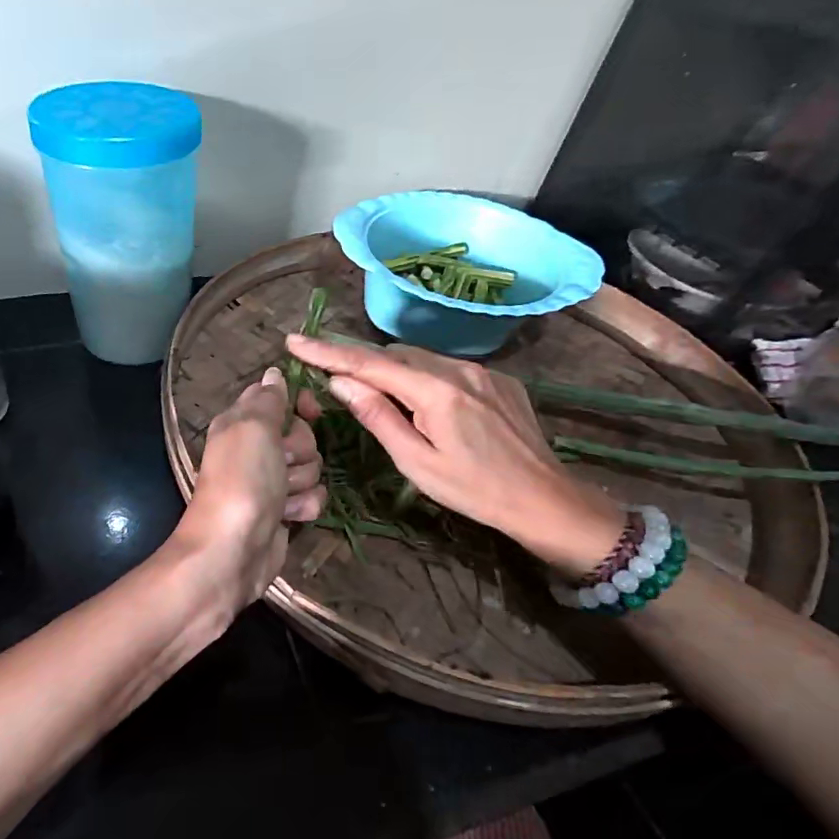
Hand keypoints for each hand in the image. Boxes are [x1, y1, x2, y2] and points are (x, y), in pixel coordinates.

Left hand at [166, 367, 325, 611]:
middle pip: (303, 434)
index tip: (309, 411)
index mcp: (242, 423)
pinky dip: (305, 506)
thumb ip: (268, 398)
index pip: (278, 397)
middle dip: (301, 449)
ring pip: (313, 466)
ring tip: (281, 496)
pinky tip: (289, 516)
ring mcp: (273, 482)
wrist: (234, 548)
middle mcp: (257, 449)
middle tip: (282, 462)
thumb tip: (274, 373)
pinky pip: (314, 496)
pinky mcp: (287, 510)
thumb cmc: (242, 479)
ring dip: (302, 481)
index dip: (297, 403)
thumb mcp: (253, 426)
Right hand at [284, 334, 622, 577]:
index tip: (295, 341)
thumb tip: (341, 381)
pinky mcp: (498, 379)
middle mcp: (460, 369)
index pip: (371, 363)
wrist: (542, 498)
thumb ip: (378, 417)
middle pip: (396, 354)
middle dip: (362, 362)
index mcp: (436, 391)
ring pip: (423, 359)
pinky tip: (427, 405)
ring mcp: (483, 371)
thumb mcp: (417, 463)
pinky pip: (449, 368)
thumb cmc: (474, 491)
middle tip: (336, 380)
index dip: (329, 352)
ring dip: (395, 371)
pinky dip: (425, 377)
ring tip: (381, 397)